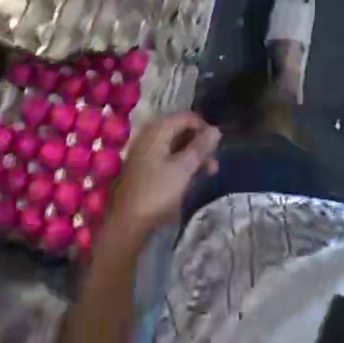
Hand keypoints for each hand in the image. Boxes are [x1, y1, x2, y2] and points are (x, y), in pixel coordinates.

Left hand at [107, 112, 220, 239]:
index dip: (204, 128)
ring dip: (193, 157)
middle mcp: (150, 135)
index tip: (217, 147)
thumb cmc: (156, 193)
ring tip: (207, 174)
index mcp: (157, 130)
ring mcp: (145, 152)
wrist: (126, 225)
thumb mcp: (183, 169)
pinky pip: (168, 157)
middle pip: (181, 131)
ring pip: (176, 146)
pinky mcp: (144, 168)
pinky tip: (190, 179)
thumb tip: (216, 130)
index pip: (187, 117)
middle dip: (200, 145)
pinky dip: (182, 164)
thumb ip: (201, 147)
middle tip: (214, 165)